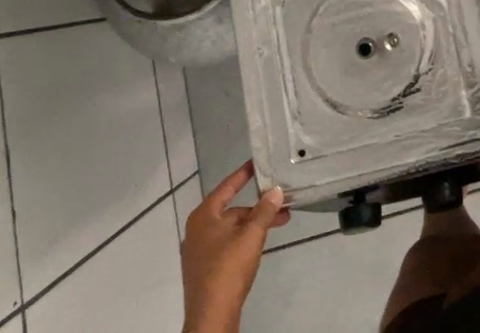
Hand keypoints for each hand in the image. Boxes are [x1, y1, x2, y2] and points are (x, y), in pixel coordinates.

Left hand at [180, 161, 289, 332]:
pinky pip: (227, 244)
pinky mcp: (205, 269)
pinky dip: (245, 239)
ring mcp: (199, 251)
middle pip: (231, 210)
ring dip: (254, 224)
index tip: (257, 163)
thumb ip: (264, 210)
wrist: (211, 316)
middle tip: (282, 202)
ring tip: (279, 223)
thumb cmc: (228, 268)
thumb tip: (275, 190)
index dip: (242, 175)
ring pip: (231, 229)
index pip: (226, 187)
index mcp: (203, 217)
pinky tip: (260, 244)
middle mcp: (197, 230)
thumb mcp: (251, 235)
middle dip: (257, 206)